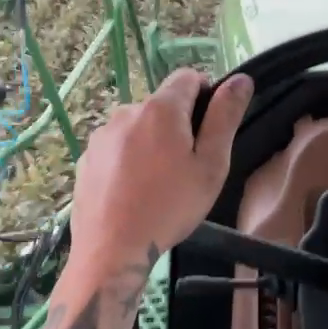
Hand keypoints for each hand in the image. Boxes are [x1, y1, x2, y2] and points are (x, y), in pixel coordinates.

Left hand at [65, 69, 252, 276]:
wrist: (112, 250)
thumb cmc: (170, 206)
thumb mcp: (211, 164)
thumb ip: (225, 117)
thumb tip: (241, 79)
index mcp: (161, 109)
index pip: (188, 77)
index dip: (207, 95)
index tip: (210, 130)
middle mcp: (126, 112)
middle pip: (162, 104)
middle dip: (179, 124)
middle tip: (188, 166)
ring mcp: (101, 136)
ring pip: (138, 126)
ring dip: (152, 141)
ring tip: (159, 182)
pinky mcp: (86, 159)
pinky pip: (116, 147)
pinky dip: (129, 159)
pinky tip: (134, 191)